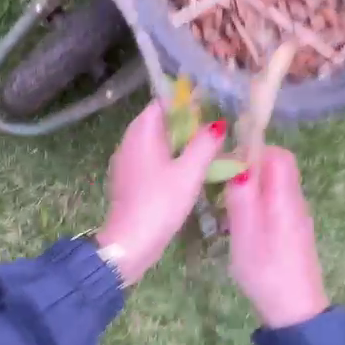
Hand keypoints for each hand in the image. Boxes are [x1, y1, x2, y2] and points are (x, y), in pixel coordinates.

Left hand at [94, 101, 225, 285]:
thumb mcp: (189, 172)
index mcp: (141, 132)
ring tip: (205, 150)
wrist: (130, 242)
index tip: (209, 108)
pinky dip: (168, 160)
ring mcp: (127, 162)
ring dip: (178, 144)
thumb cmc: (160, 202)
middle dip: (184, 124)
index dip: (184, 103)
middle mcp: (129, 142)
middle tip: (213, 131)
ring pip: (155, 143)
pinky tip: (187, 172)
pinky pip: (151, 160)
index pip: (161, 103)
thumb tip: (217, 124)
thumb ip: (204, 145)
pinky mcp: (129, 180)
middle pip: (158, 122)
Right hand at [224, 146, 328, 327]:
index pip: (277, 154)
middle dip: (246, 167)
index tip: (224, 164)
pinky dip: (253, 204)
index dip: (251, 150)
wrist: (295, 312)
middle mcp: (294, 202)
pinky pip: (272, 203)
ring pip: (272, 186)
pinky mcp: (291, 232)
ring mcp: (294, 218)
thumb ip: (242, 197)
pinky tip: (236, 223)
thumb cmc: (266, 272)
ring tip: (222, 204)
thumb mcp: (246, 234)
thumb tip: (237, 162)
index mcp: (285, 198)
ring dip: (248, 186)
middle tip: (219, 185)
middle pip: (276, 167)